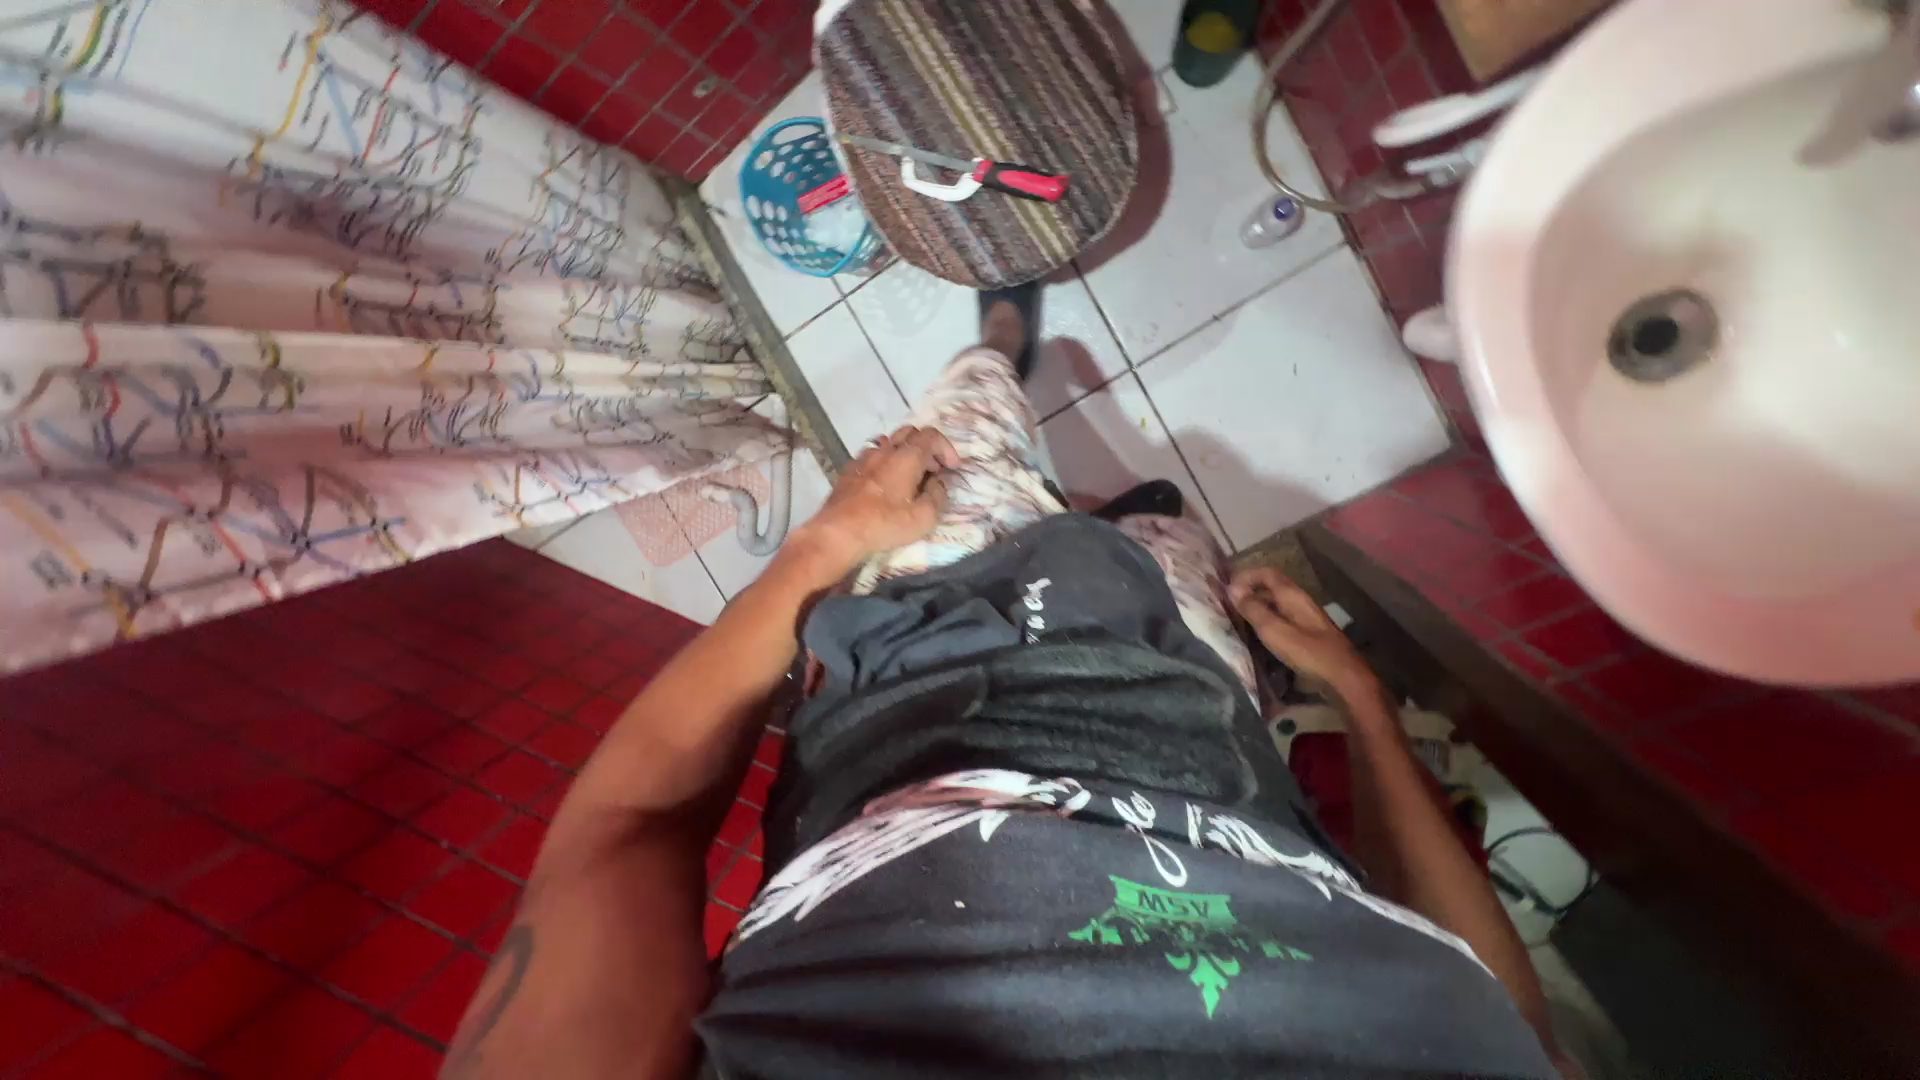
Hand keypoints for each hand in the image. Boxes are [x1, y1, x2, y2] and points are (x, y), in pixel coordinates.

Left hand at [792, 425, 957, 567]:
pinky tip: (884, 482)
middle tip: (932, 471)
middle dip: (926, 448)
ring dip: (904, 453)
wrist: (837, 532)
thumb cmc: (884, 525)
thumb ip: (937, 496)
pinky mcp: (849, 470)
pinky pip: (871, 456)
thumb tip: (939, 483)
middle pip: (910, 433)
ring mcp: (864, 458)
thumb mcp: (923, 518)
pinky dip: (884, 462)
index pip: (931, 436)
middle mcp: (885, 450)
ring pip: (889, 442)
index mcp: (907, 457)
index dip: (946, 448)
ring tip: (909, 476)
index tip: (952, 468)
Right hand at [1228, 566, 1374, 695]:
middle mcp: (1300, 603)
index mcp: (1293, 596)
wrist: (1344, 680)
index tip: (1226, 589)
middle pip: (1271, 589)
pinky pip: (1281, 622)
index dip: (1246, 576)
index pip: (1267, 573)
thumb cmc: (1308, 653)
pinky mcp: (1307, 637)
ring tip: (1236, 622)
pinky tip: (1256, 638)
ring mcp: (1305, 620)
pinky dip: (1265, 624)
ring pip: (1276, 606)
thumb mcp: (1274, 630)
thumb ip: (1252, 609)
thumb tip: (1232, 589)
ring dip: (1256, 610)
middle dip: (1248, 593)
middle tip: (1226, 607)